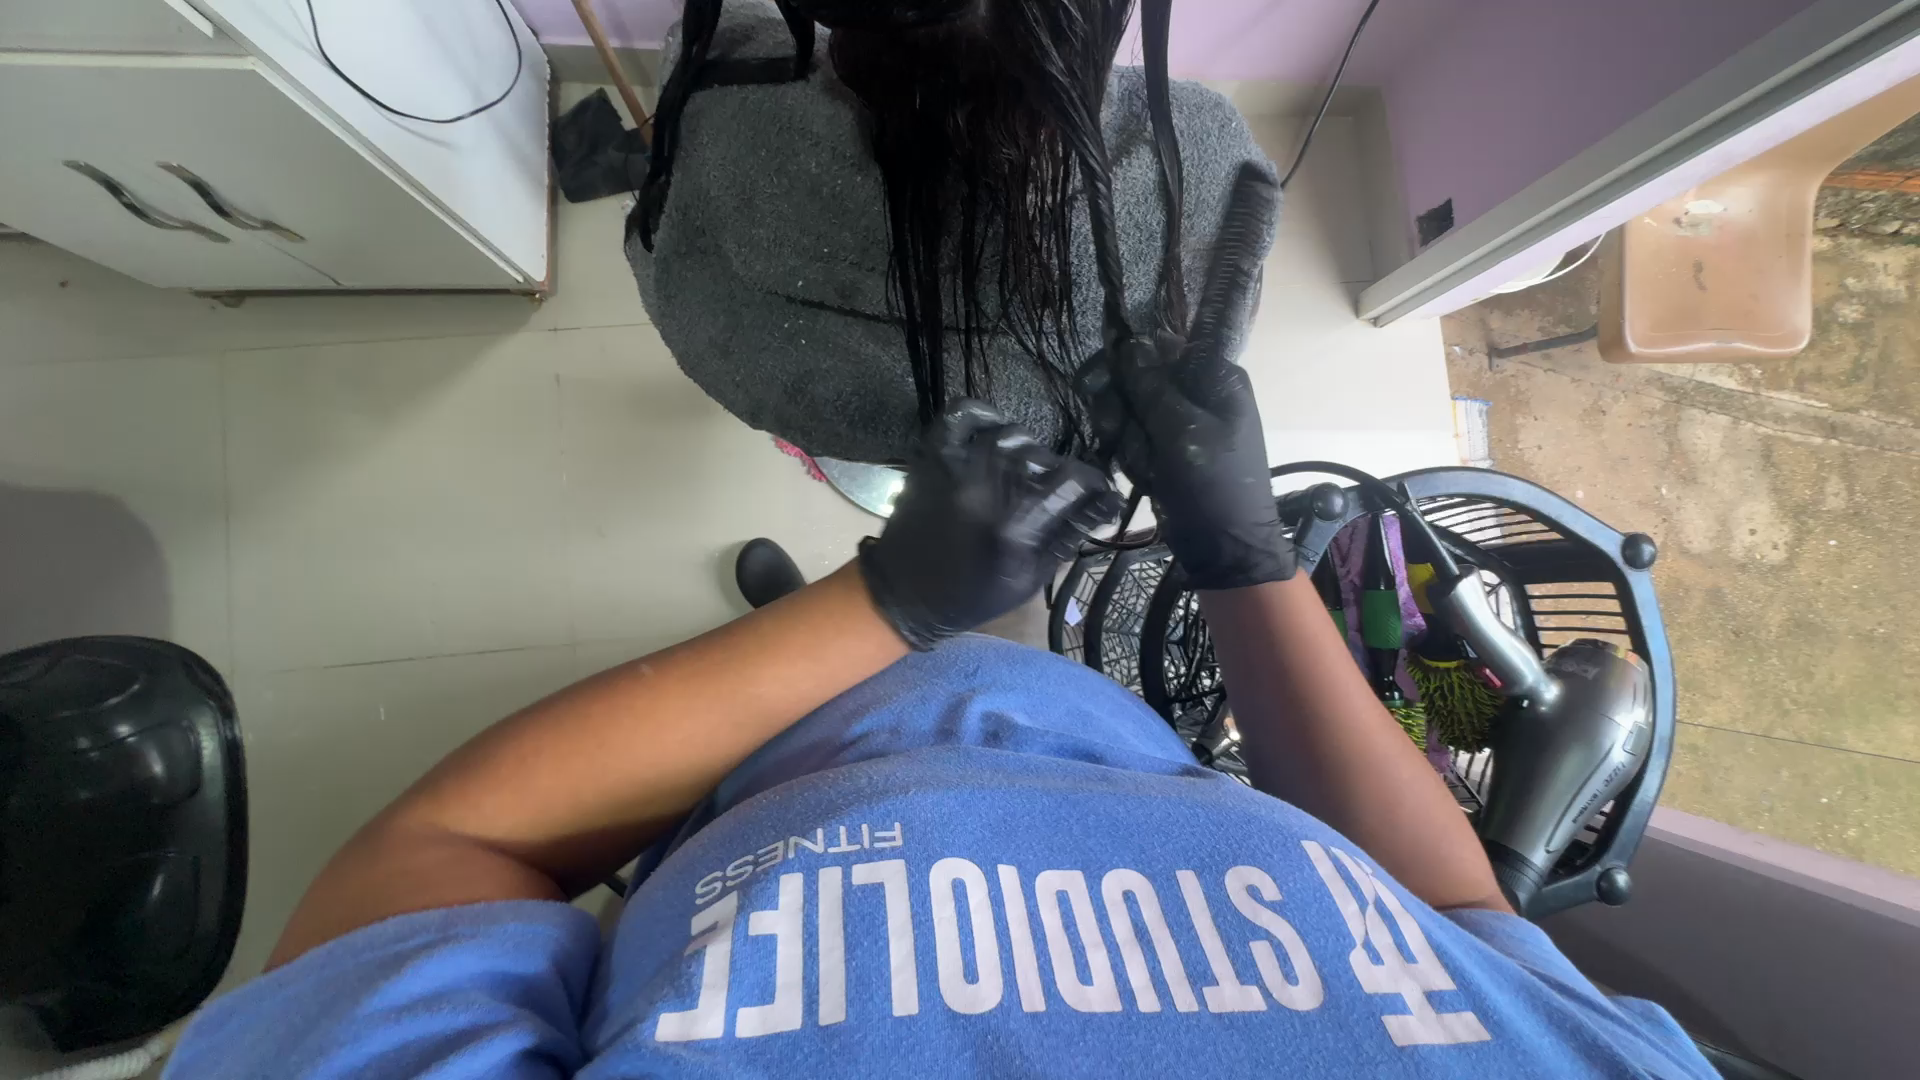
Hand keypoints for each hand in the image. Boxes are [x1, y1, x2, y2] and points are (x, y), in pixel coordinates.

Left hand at [859, 400, 1120, 649]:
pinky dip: (984, 417)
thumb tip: (1099, 506)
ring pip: (1013, 435)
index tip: (1099, 495)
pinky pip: (964, 415)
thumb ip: (1065, 537)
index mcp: (1016, 525)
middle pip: (1044, 458)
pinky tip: (995, 434)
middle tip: (1054, 495)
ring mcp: (958, 465)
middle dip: (1058, 477)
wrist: (903, 593)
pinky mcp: (933, 455)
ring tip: (1022, 474)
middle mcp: (990, 486)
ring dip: (1026, 452)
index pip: (1074, 481)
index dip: (1095, 486)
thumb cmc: (970, 595)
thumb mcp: (1029, 579)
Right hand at [1076, 165, 1293, 589]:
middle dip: (1127, 394)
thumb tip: (1130, 341)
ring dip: (1124, 428)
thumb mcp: (1182, 435)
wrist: (1224, 550)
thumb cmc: (1214, 489)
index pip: (1218, 299)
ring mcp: (1179, 412)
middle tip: (1134, 431)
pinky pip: (1127, 424)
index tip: (1252, 178)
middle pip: (1144, 356)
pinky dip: (1125, 445)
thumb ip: (1152, 385)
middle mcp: (1198, 382)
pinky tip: (1139, 468)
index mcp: (1217, 371)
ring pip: (1127, 393)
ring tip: (1143, 460)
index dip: (1237, 241)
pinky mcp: (1163, 438)